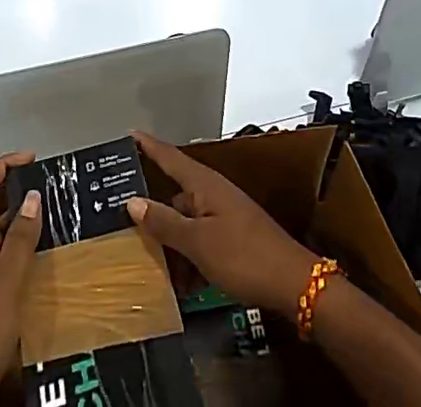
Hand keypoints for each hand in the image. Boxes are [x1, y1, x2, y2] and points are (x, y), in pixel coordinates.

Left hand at [0, 152, 41, 406]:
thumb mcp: (5, 286)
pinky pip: (3, 260)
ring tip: (58, 217)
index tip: (34, 157)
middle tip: (56, 187)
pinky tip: (43, 260)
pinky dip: (23, 249)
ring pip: (0, 235)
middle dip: (20, 190)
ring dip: (24, 220)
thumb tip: (33, 194)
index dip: (6, 164)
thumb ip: (20, 241)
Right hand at [125, 130, 317, 315]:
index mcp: (205, 185)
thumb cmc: (243, 256)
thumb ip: (165, 222)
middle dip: (154, 220)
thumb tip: (133, 201)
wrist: (293, 283)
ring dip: (172, 248)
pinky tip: (184, 287)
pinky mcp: (232, 237)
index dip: (149, 146)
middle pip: (174, 199)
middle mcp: (213, 194)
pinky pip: (201, 242)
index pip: (171, 158)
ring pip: (186, 226)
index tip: (129, 134)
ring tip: (155, 272)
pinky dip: (190, 260)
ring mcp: (224, 216)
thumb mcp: (198, 243)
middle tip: (127, 234)